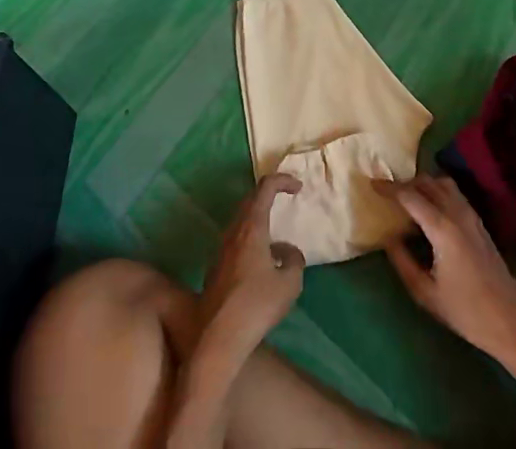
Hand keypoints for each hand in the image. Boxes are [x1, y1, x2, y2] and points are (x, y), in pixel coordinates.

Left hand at [197, 173, 304, 355]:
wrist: (218, 334)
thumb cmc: (257, 304)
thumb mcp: (289, 283)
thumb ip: (293, 260)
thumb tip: (286, 250)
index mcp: (251, 228)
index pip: (264, 189)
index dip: (282, 181)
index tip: (298, 187)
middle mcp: (233, 231)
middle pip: (250, 200)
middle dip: (269, 194)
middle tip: (287, 197)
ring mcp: (222, 248)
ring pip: (242, 220)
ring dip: (260, 216)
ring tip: (278, 231)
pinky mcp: (217, 265)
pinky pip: (237, 239)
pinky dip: (253, 236)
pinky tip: (264, 260)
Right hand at [384, 175, 515, 359]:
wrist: (512, 324)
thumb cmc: (466, 312)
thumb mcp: (425, 292)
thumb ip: (402, 261)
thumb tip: (388, 237)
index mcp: (443, 230)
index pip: (411, 197)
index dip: (389, 188)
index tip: (371, 184)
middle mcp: (459, 216)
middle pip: (429, 183)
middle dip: (405, 183)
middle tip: (388, 193)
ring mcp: (473, 219)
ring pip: (445, 185)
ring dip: (423, 184)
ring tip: (407, 199)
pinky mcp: (480, 226)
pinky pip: (455, 196)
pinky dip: (438, 193)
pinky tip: (429, 211)